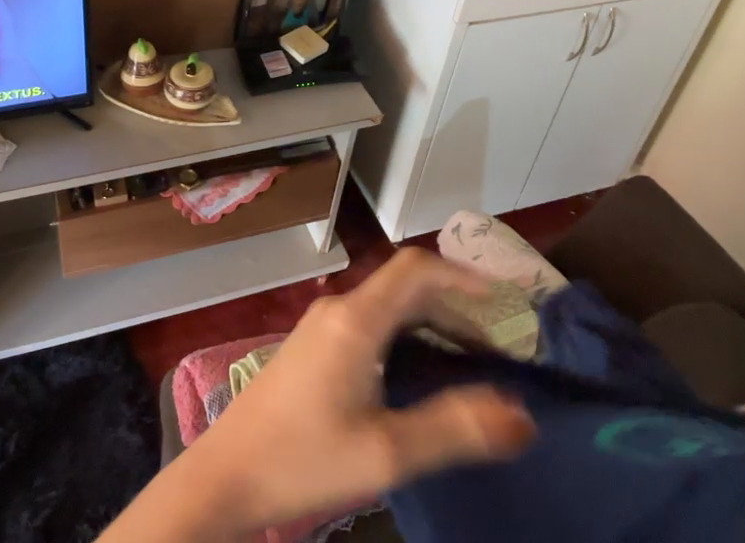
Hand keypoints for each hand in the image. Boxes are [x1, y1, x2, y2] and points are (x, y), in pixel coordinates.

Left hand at [99, 249, 535, 542]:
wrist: (223, 477)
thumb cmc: (302, 459)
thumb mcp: (386, 452)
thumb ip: (456, 429)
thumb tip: (521, 413)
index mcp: (355, 320)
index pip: (417, 267)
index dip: (464, 274)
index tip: (505, 300)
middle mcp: (337, 310)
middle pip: (405, 285)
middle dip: (455, 306)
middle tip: (497, 346)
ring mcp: (319, 326)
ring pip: (387, 305)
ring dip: (431, 322)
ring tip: (468, 359)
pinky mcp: (311, 347)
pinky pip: (369, 323)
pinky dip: (405, 334)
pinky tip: (418, 373)